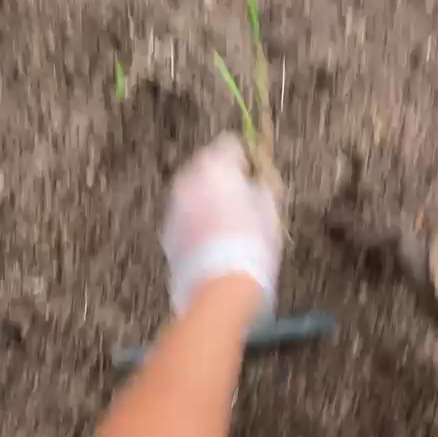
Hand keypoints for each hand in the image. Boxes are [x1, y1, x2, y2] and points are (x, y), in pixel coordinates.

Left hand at [162, 133, 280, 315]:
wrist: (220, 291)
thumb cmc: (251, 249)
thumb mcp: (269, 213)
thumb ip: (261, 189)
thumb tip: (256, 186)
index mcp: (216, 167)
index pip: (230, 145)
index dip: (245, 160)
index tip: (254, 176)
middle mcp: (188, 181)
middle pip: (206, 169)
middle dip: (221, 182)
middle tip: (241, 203)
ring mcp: (174, 209)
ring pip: (193, 196)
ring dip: (206, 204)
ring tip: (227, 229)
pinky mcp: (168, 236)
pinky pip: (185, 221)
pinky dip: (196, 226)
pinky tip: (212, 246)